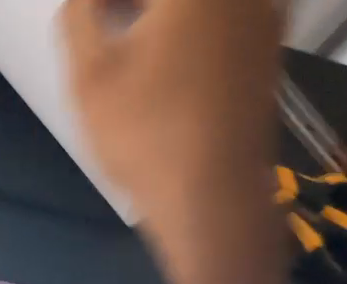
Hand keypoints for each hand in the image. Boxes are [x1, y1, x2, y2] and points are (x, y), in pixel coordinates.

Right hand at [59, 0, 282, 265]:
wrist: (214, 201)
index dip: (104, 4)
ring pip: (202, 7)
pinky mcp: (267, 53)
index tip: (88, 14)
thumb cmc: (146, 136)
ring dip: (160, 16)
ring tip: (127, 39)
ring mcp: (262, 18)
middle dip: (131, 5)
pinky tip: (162, 61)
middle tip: (101, 20)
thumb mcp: (89, 77)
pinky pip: (224, 19)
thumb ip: (79, 15)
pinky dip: (190, 29)